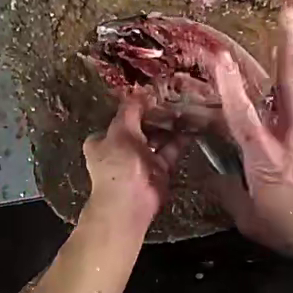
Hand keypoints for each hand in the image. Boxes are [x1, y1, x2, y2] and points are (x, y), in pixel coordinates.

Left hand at [83, 94, 186, 228]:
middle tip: (173, 99)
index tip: (152, 95)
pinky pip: (170, 151)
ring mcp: (141, 162)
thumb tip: (140, 91)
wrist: (130, 202)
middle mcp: (121, 151)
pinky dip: (179, 140)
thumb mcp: (120, 130)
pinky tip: (189, 126)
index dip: (135, 107)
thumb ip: (131, 109)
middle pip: (140, 128)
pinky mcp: (159, 171)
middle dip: (155, 116)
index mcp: (103, 141)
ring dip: (169, 126)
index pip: (120, 119)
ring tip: (184, 109)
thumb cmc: (119, 163)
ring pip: (157, 139)